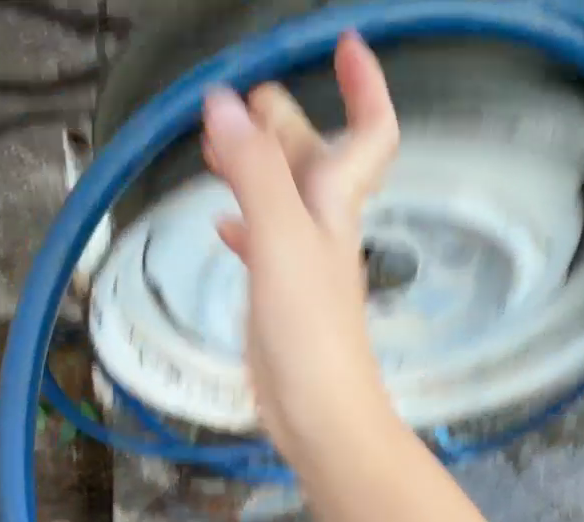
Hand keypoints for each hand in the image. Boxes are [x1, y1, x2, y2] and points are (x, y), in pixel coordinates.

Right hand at [200, 32, 401, 452]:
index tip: (342, 45)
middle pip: (312, 158)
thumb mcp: (280, 242)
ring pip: (281, 199)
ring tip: (213, 149)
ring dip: (255, 168)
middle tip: (239, 101)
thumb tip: (222, 103)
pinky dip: (243, 224)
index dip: (365, 86)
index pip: (370, 132)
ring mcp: (301, 264)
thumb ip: (254, 173)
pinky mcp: (279, 297)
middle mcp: (323, 228)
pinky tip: (221, 225)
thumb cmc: (309, 331)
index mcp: (334, 206)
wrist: (319, 413)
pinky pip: (263, 245)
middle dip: (282, 123)